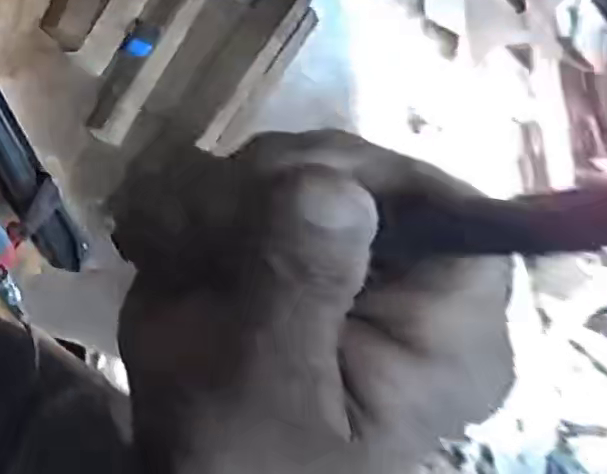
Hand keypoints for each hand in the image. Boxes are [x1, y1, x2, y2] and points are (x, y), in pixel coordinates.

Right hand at [115, 131, 512, 473]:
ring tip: (175, 252)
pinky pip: (220, 180)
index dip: (362, 172)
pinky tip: (161, 249)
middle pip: (343, 165)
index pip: (445, 203)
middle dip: (255, 182)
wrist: (183, 464)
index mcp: (437, 323)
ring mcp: (320, 251)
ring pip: (269, 163)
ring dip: (202, 196)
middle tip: (202, 230)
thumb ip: (301, 280)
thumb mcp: (269, 373)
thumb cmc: (239, 448)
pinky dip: (178, 202)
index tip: (272, 183)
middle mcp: (390, 273)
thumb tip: (334, 183)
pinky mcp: (263, 240)